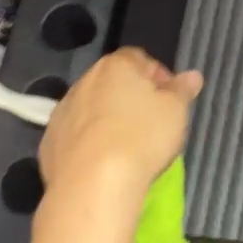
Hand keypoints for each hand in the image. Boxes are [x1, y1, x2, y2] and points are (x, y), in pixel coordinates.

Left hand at [39, 48, 203, 193]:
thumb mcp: (176, 112)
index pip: (139, 58)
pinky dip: (90, 142)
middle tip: (152, 123)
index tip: (170, 99)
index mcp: (116, 67)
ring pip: (92, 109)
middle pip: (113, 82)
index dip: (158, 76)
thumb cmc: (142, 138)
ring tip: (127, 146)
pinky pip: (76, 135)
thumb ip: (182, 90)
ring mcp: (62, 112)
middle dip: (132, 97)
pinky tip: (103, 163)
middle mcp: (84, 82)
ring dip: (108, 119)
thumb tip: (192, 75)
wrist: (93, 184)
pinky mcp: (49, 142)